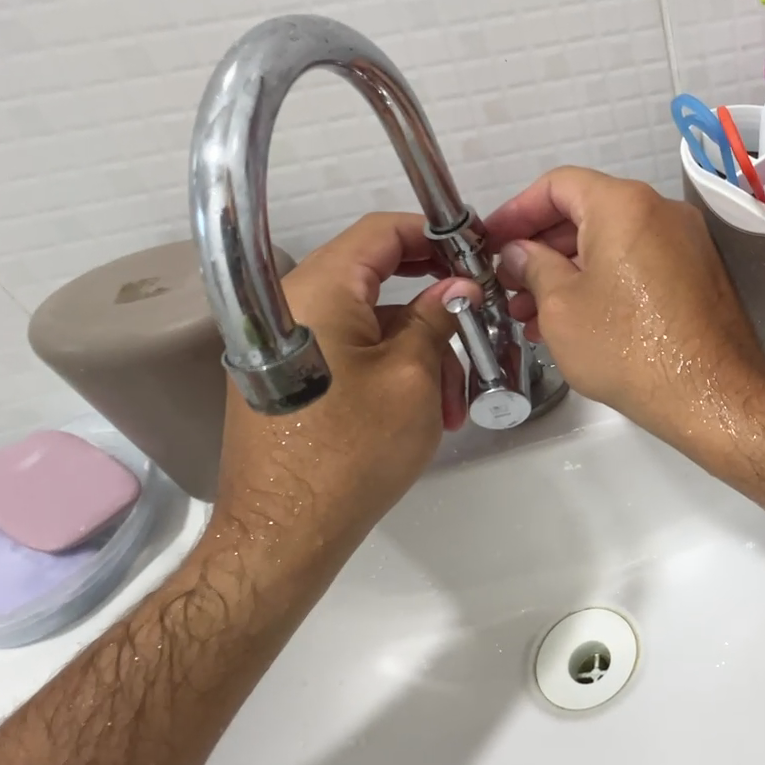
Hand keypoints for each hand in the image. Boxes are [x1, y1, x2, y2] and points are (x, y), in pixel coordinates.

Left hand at [215, 213, 479, 545]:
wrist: (285, 532)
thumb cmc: (353, 449)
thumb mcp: (414, 377)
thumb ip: (438, 317)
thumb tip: (460, 287)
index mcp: (318, 291)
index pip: (380, 232)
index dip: (434, 235)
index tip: (477, 253)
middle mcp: (294, 305)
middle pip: (378, 276)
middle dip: (436, 302)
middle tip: (479, 322)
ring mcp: (288, 343)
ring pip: (372, 321)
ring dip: (422, 349)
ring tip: (454, 401)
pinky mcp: (292, 376)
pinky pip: (353, 349)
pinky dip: (395, 367)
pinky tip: (427, 410)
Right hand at [483, 167, 764, 441]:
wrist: (712, 394)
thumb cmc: (633, 351)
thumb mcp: (562, 308)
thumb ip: (534, 267)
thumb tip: (522, 253)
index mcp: (625, 205)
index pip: (558, 185)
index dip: (517, 211)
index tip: (493, 240)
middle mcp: (663, 213)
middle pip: (587, 213)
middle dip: (542, 249)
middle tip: (511, 284)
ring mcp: (687, 244)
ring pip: (613, 244)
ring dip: (570, 272)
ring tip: (534, 314)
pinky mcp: (699, 275)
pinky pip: (640, 265)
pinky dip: (605, 283)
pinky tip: (578, 321)